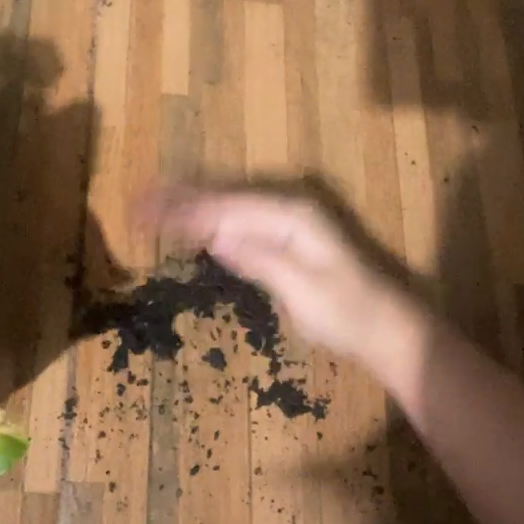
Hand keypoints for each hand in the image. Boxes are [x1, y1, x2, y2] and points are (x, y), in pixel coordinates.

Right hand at [150, 187, 429, 368]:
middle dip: (179, 197)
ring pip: (227, 203)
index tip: (148, 208)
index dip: (185, 206)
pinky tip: (189, 223)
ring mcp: (286, 220)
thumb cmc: (346, 312)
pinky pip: (238, 218)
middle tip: (138, 201)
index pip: (226, 205)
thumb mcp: (303, 291)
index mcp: (290, 216)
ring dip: (189, 204)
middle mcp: (286, 208)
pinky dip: (208, 219)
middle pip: (223, 196)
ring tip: (151, 203)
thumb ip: (260, 259)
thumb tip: (216, 237)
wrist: (385, 327)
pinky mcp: (285, 236)